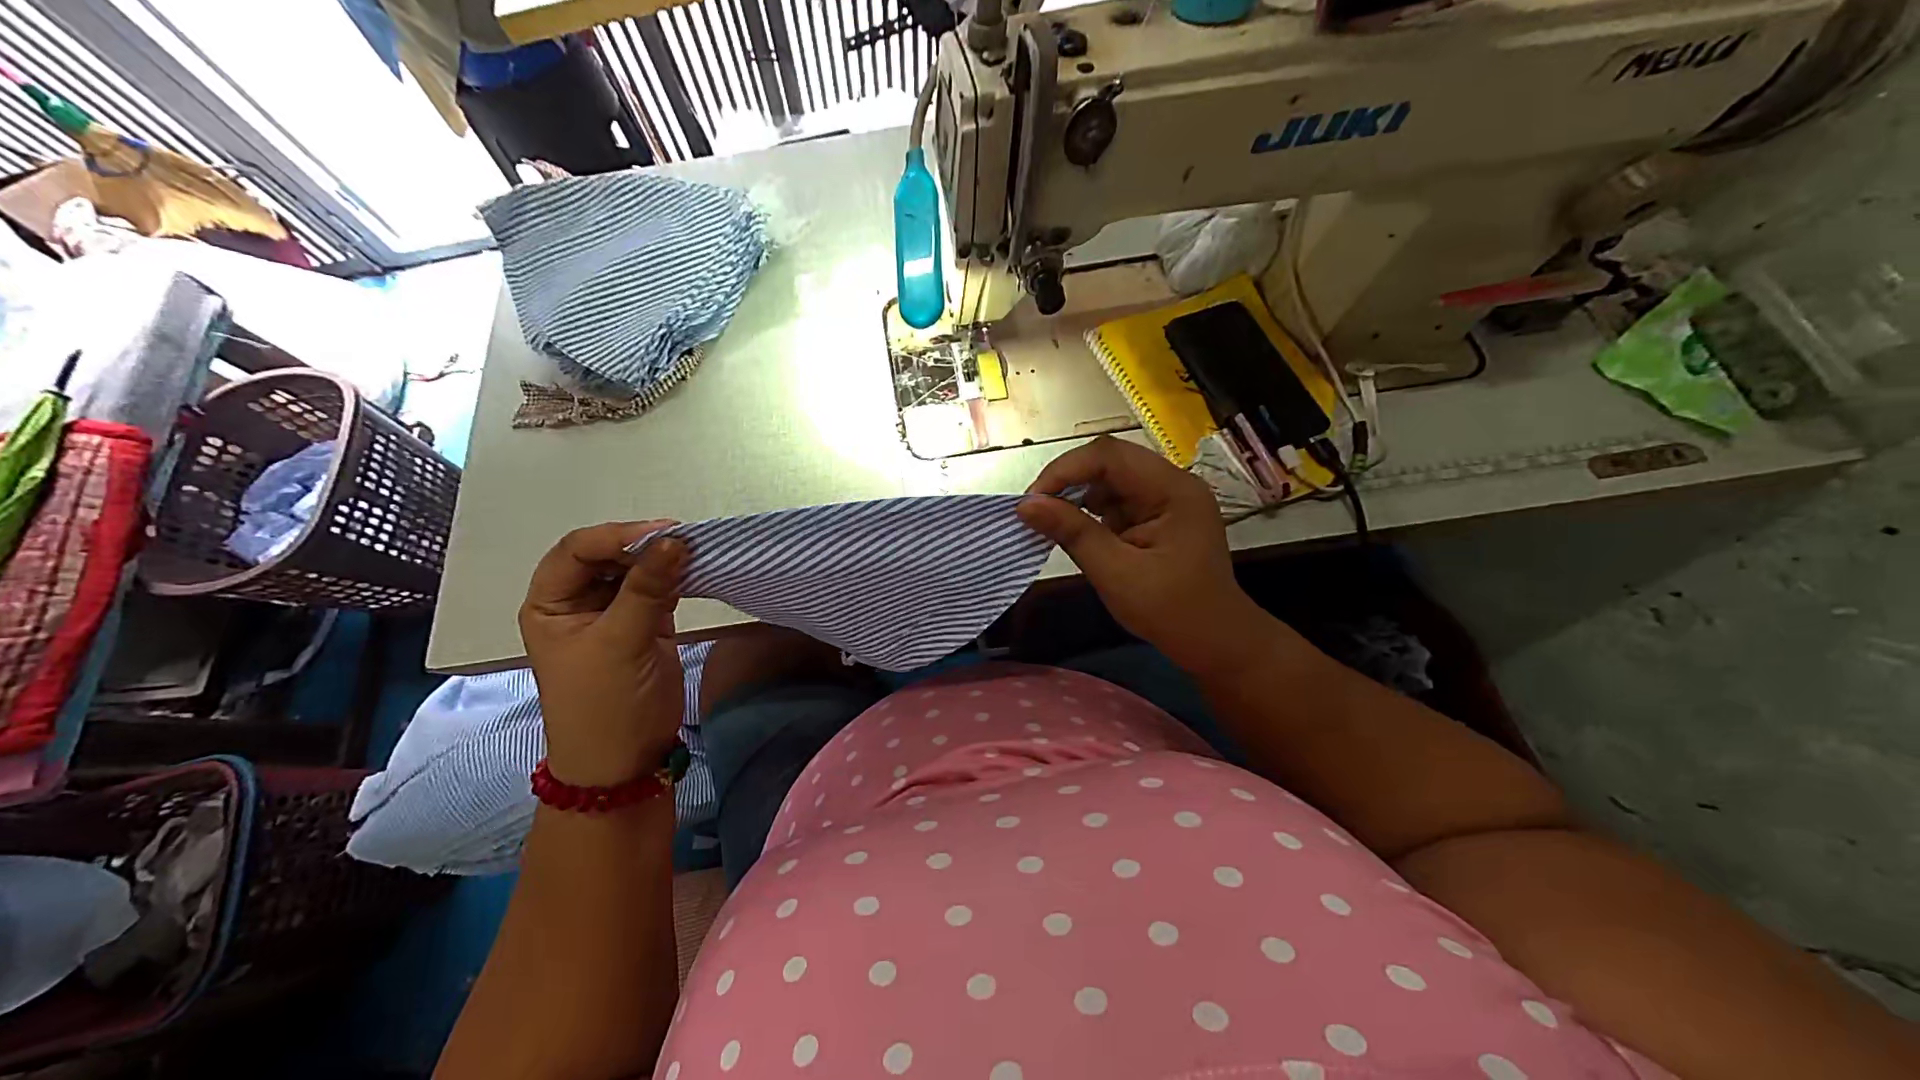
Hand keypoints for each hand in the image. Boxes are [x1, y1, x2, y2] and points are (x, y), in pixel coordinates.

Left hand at [518, 522, 688, 786]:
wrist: (626, 761)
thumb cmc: (605, 704)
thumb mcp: (621, 643)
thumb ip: (647, 588)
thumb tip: (677, 538)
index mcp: (551, 603)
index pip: (577, 551)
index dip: (616, 536)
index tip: (663, 533)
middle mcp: (578, 601)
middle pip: (608, 554)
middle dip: (642, 544)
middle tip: (685, 539)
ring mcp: (613, 612)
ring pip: (636, 569)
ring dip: (662, 558)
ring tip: (696, 550)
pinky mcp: (645, 624)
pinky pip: (659, 588)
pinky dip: (677, 577)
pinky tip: (696, 570)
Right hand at [1018, 436, 1274, 678]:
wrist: (1215, 642)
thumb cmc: (1170, 611)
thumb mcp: (1115, 573)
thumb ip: (1072, 533)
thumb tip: (1025, 505)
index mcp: (1173, 490)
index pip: (1109, 456)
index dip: (1064, 471)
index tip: (1032, 501)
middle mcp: (1173, 483)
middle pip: (1110, 461)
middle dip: (1069, 482)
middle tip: (1036, 510)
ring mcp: (1167, 498)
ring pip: (1111, 479)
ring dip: (1079, 497)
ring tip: (1053, 524)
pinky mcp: (1159, 515)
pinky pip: (1118, 500)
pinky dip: (1093, 512)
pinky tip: (1078, 533)